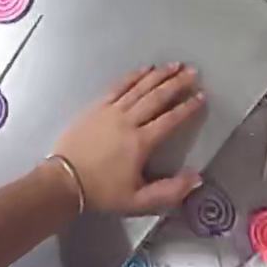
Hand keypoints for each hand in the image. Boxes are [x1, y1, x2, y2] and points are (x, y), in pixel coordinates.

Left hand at [51, 64, 205, 215]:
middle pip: (157, 97)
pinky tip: (144, 70)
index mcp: (141, 142)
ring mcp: (111, 110)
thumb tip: (197, 177)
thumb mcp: (138, 201)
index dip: (188, 107)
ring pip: (140, 88)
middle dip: (177, 84)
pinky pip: (119, 86)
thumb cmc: (103, 191)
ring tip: (174, 65)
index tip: (201, 96)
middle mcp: (128, 121)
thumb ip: (170, 191)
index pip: (170, 120)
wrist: (65, 180)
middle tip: (193, 72)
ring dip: (159, 75)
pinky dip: (133, 76)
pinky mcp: (97, 106)